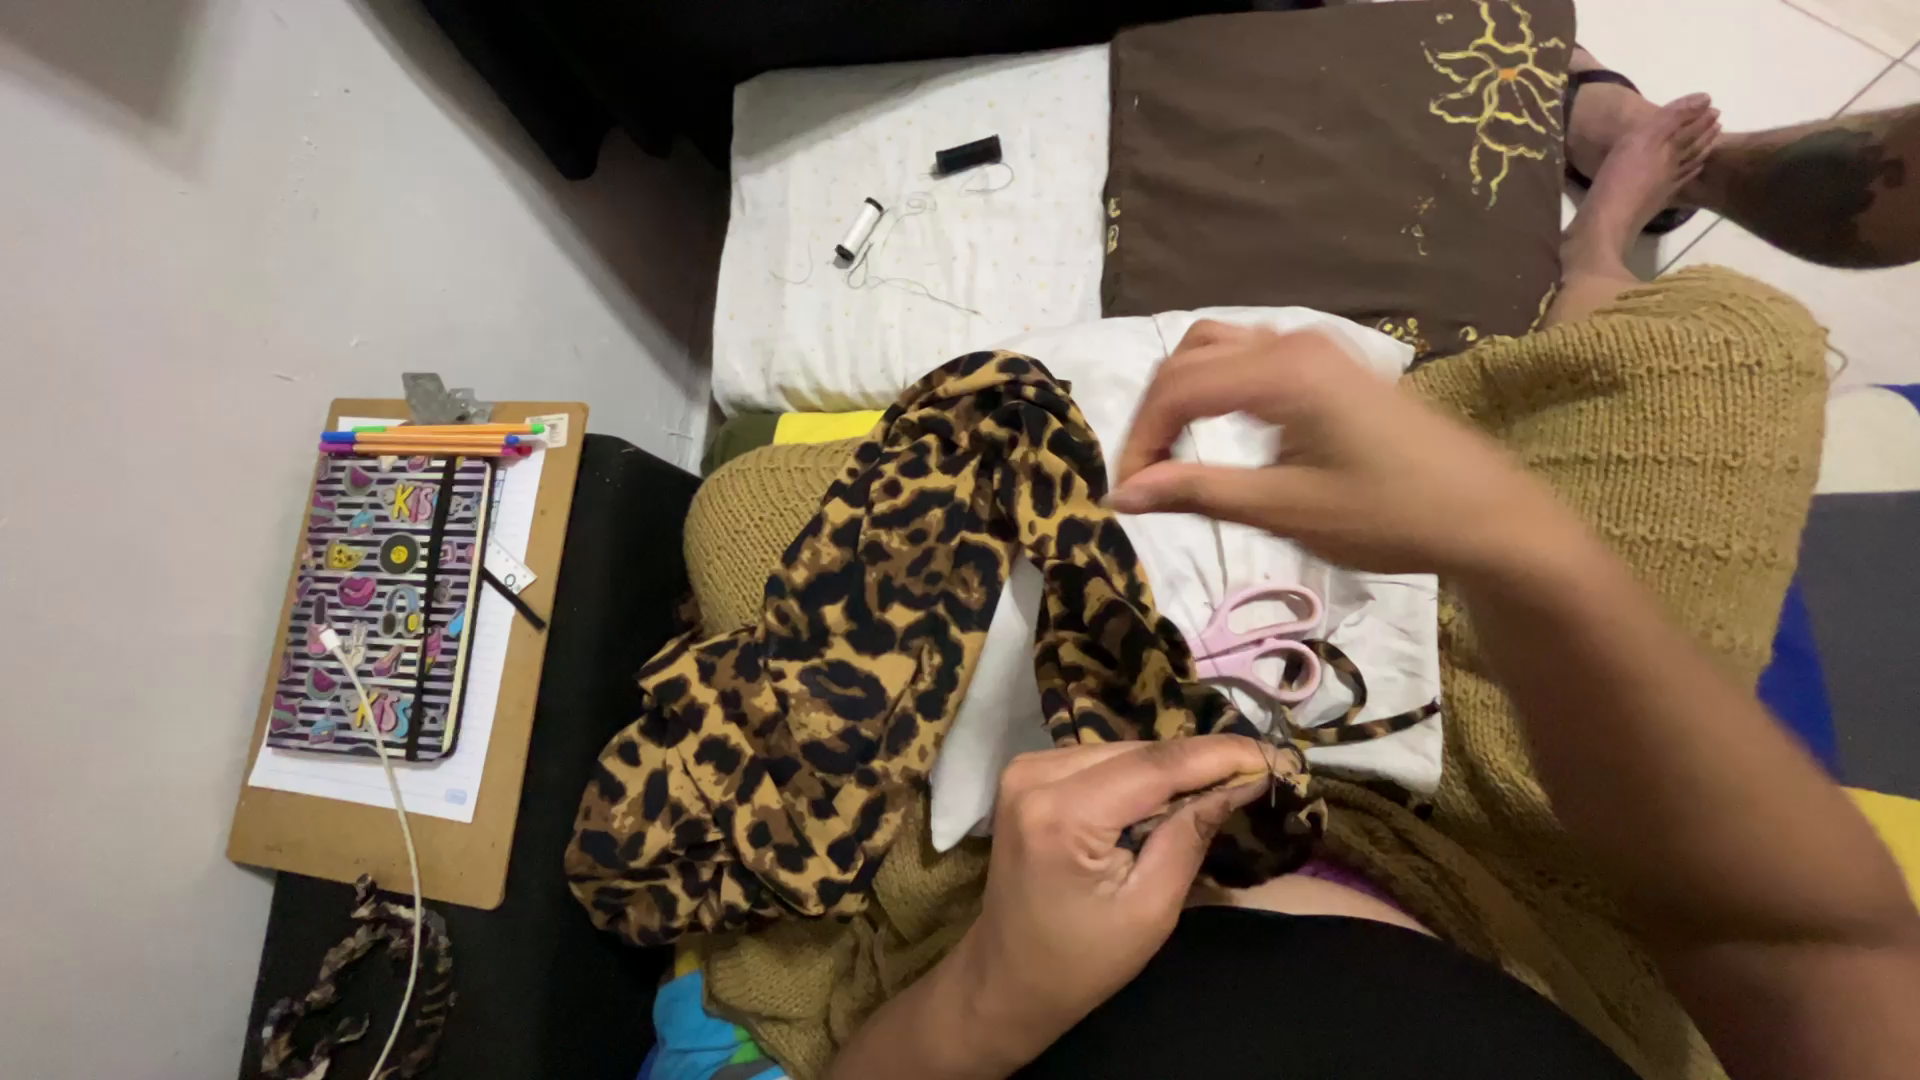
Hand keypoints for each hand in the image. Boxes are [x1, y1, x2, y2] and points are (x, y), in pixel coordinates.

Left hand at [948, 737, 1274, 1067]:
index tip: (1273, 753)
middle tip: (1254, 774)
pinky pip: (1096, 760)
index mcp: (1061, 812)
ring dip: (1166, 768)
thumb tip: (1239, 782)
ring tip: (1214, 787)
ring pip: (1118, 751)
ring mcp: (1025, 768)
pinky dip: (1134, 774)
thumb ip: (1190, 836)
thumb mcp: (1149, 910)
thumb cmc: (1080, 961)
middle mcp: (1035, 774)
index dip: (1217, 755)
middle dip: (1197, 762)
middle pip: (1135, 753)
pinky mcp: (1026, 772)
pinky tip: (1161, 797)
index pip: (1154, 766)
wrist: (1006, 975)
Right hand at [1105, 321, 1584, 582]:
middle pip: (1186, 358)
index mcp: (1281, 372)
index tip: (1125, 494)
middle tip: (1145, 476)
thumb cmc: (1387, 516)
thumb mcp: (1282, 509)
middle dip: (1153, 416)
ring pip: (1213, 349)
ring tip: (1171, 454)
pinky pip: (1244, 358)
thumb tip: (1120, 497)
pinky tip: (1214, 431)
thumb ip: (1195, 493)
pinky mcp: (1325, 363)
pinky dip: (1211, 389)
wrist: (1485, 515)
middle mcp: (1291, 342)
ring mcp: (1312, 347)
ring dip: (1179, 397)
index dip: (1138, 441)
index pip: (1175, 390)